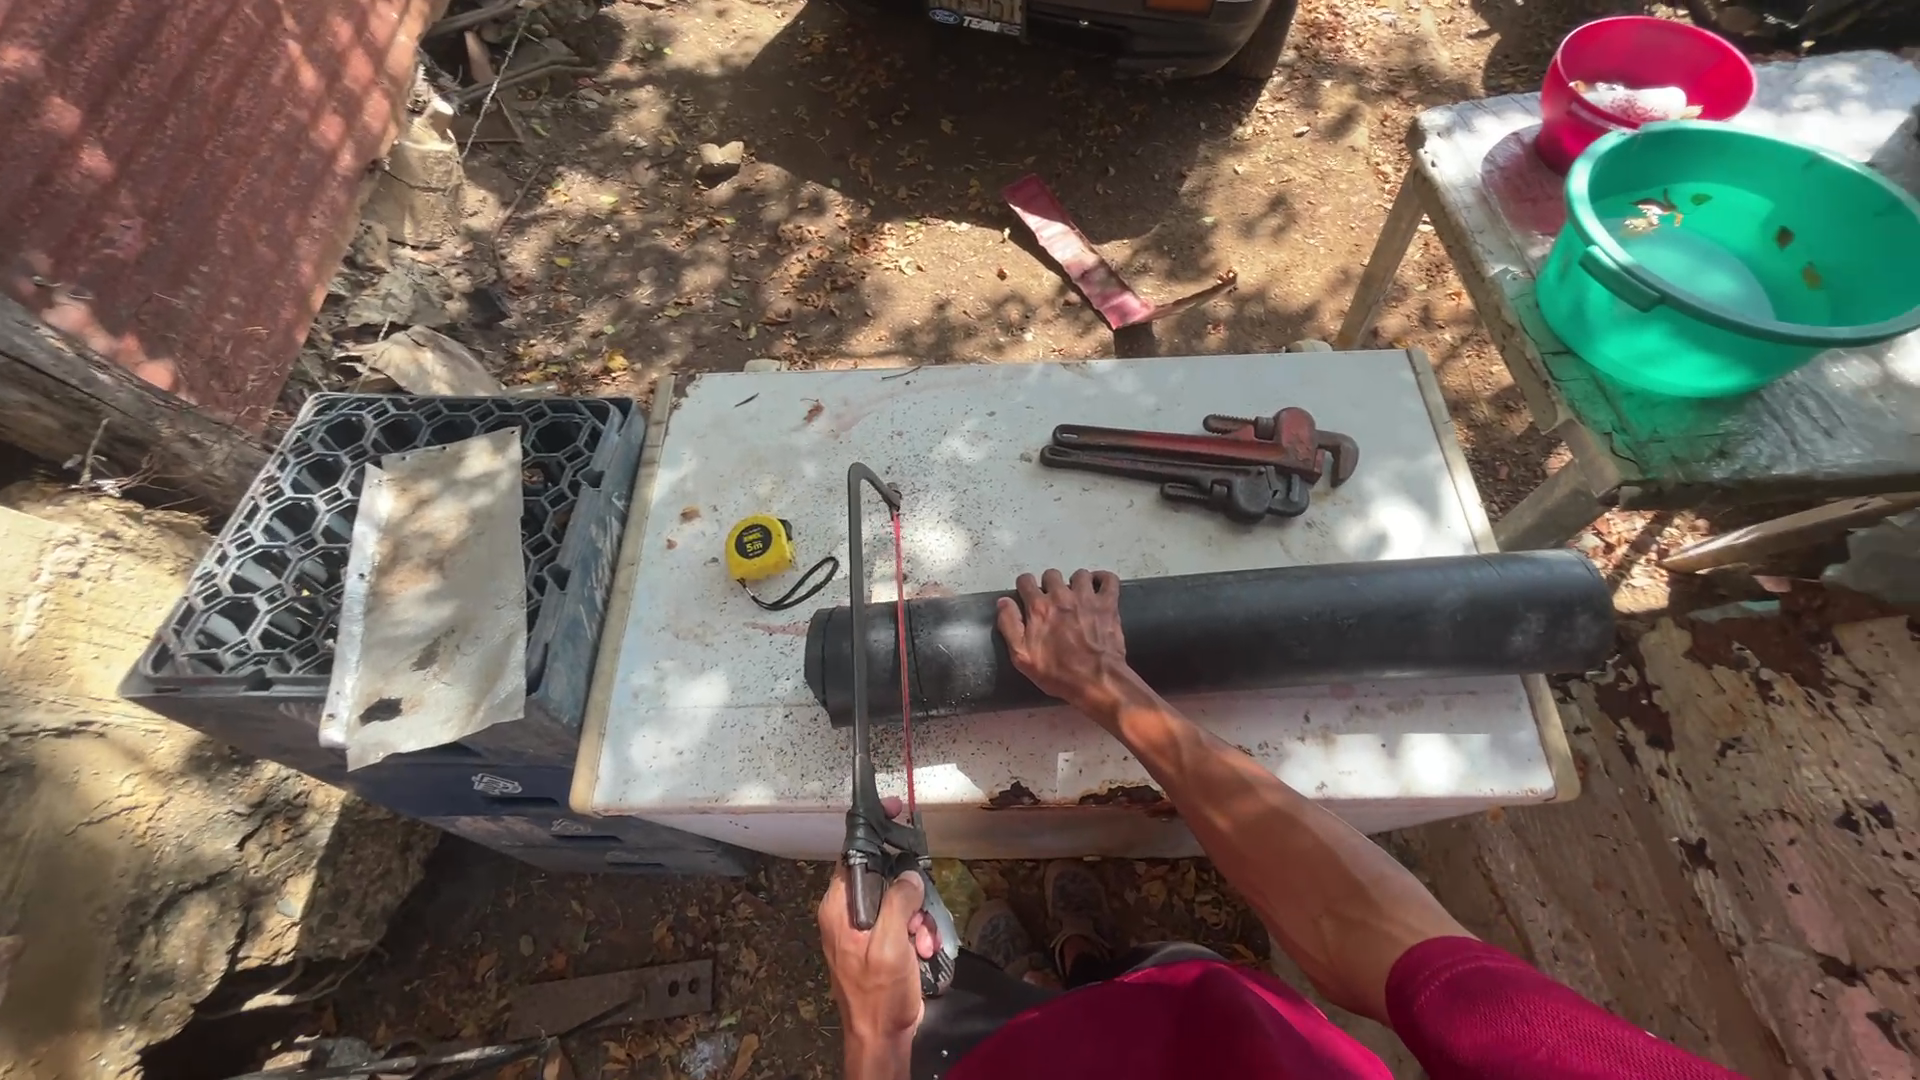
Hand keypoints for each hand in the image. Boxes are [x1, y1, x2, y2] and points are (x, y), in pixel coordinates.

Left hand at [817, 864, 934, 1059]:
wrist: (883, 1037)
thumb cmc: (879, 992)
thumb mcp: (888, 943)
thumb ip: (897, 902)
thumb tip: (910, 875)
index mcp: (838, 908)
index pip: (854, 859)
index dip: (879, 851)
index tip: (904, 850)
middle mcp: (847, 913)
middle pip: (883, 880)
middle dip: (909, 898)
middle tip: (917, 918)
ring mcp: (865, 929)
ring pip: (899, 901)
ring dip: (918, 919)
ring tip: (922, 942)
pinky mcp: (881, 942)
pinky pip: (903, 922)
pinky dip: (917, 933)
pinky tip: (922, 950)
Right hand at [995, 568, 1128, 715]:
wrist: (1096, 681)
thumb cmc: (1057, 673)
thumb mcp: (1022, 656)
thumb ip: (1009, 625)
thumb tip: (1003, 601)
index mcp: (1038, 607)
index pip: (1025, 580)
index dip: (1025, 587)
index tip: (1028, 598)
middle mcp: (1061, 595)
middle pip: (1051, 574)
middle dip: (1049, 585)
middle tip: (1053, 602)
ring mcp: (1087, 597)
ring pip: (1079, 574)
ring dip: (1075, 583)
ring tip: (1076, 597)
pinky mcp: (1108, 603)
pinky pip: (1108, 579)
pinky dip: (1103, 579)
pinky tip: (1099, 587)